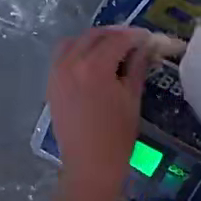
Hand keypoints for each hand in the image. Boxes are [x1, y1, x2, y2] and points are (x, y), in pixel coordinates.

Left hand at [47, 27, 153, 200]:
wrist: (89, 166)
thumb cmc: (117, 136)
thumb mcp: (132, 98)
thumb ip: (137, 67)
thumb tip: (145, 47)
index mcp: (95, 67)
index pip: (117, 40)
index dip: (135, 36)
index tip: (148, 38)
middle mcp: (72, 64)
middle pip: (94, 36)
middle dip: (115, 34)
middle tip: (133, 40)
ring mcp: (57, 73)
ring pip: (75, 41)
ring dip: (94, 39)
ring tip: (112, 48)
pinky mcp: (51, 84)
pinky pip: (62, 56)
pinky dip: (78, 50)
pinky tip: (92, 61)